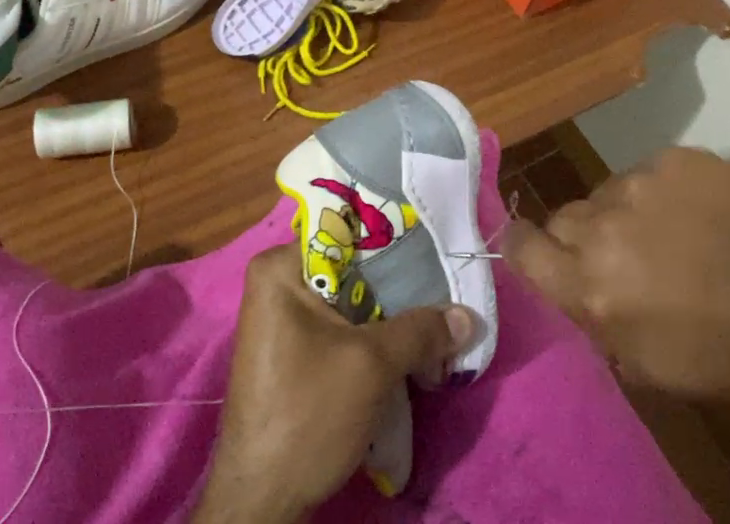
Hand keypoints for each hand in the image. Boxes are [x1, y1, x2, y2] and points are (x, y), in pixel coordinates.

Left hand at [192, 244, 477, 523]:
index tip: (440, 248)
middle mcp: (277, 283)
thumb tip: (467, 316)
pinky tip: (413, 356)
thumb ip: (421, 331)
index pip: (347, 233)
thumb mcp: (372, 366)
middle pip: (354, 270)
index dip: (397, 241)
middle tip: (449, 295)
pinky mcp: (296, 352)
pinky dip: (377, 340)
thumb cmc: (308, 413)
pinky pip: (345, 329)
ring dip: (395, 320)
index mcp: (280, 268)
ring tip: (440, 332)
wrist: (263, 496)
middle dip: (402, 289)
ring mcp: (284, 319)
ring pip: (354, 303)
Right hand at [502, 148, 729, 398]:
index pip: (520, 248)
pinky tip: (701, 218)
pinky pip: (645, 175)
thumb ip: (600, 328)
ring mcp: (641, 185)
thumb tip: (579, 297)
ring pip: (603, 195)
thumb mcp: (655, 371)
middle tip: (624, 262)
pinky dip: (661, 195)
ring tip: (671, 239)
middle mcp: (603, 229)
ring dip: (621, 217)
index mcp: (591, 288)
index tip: (538, 254)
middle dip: (580, 241)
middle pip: (561, 220)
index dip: (523, 249)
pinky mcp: (678, 158)